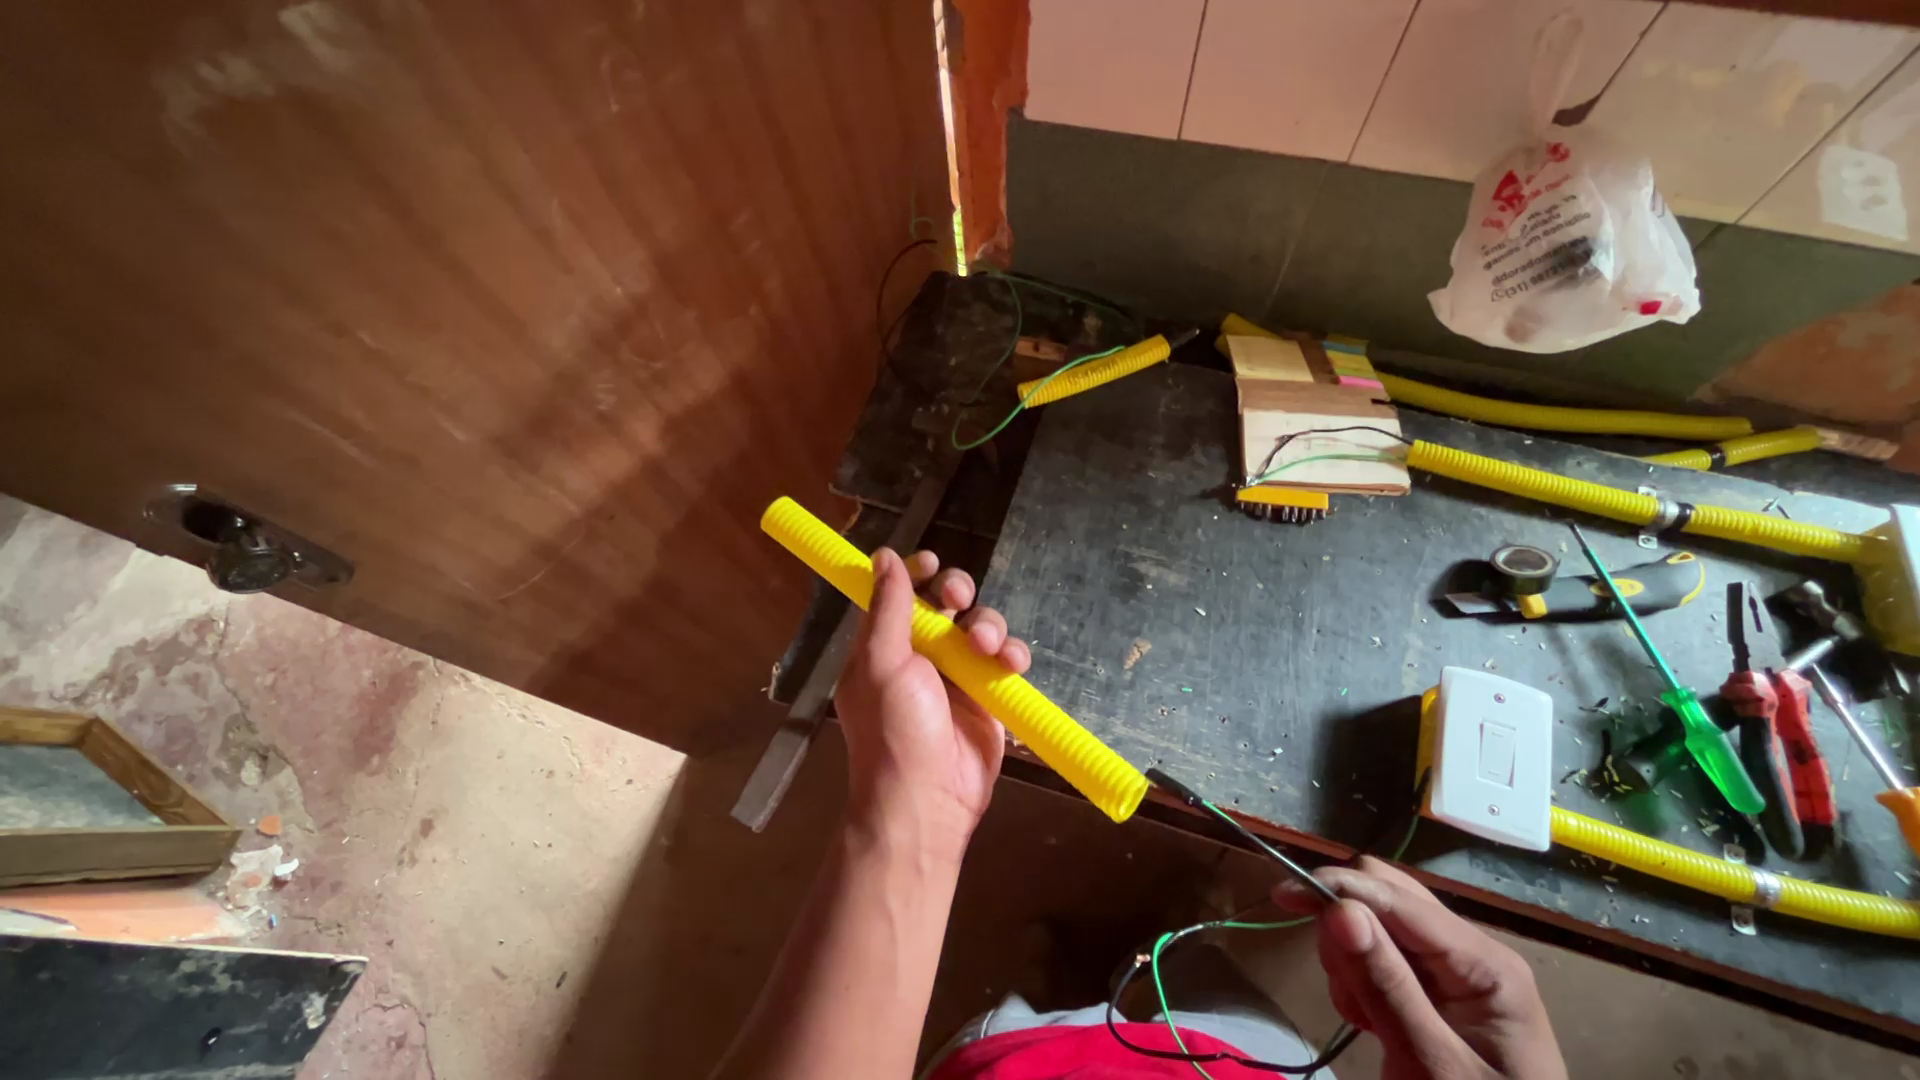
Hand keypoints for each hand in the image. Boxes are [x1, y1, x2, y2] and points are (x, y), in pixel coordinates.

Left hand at [834, 548, 1030, 858]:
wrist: (928, 800)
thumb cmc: (894, 729)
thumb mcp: (882, 663)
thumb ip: (888, 608)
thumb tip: (884, 556)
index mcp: (884, 646)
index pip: (898, 595)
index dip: (915, 574)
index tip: (930, 563)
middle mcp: (920, 655)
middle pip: (945, 603)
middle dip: (956, 592)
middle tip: (959, 599)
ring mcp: (957, 675)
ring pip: (980, 627)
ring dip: (988, 626)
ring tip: (985, 646)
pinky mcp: (989, 696)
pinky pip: (1005, 660)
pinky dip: (1012, 654)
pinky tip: (1010, 664)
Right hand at [1274, 857, 1565, 1079]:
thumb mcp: (1429, 1066)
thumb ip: (1385, 986)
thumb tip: (1336, 909)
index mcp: (1485, 962)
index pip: (1397, 896)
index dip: (1337, 888)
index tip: (1281, 898)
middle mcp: (1470, 950)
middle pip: (1385, 894)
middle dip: (1344, 924)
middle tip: (1336, 981)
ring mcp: (1453, 968)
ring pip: (1374, 920)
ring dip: (1349, 956)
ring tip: (1362, 1017)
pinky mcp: (1434, 987)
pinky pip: (1378, 953)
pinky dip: (1357, 977)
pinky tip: (1369, 1021)